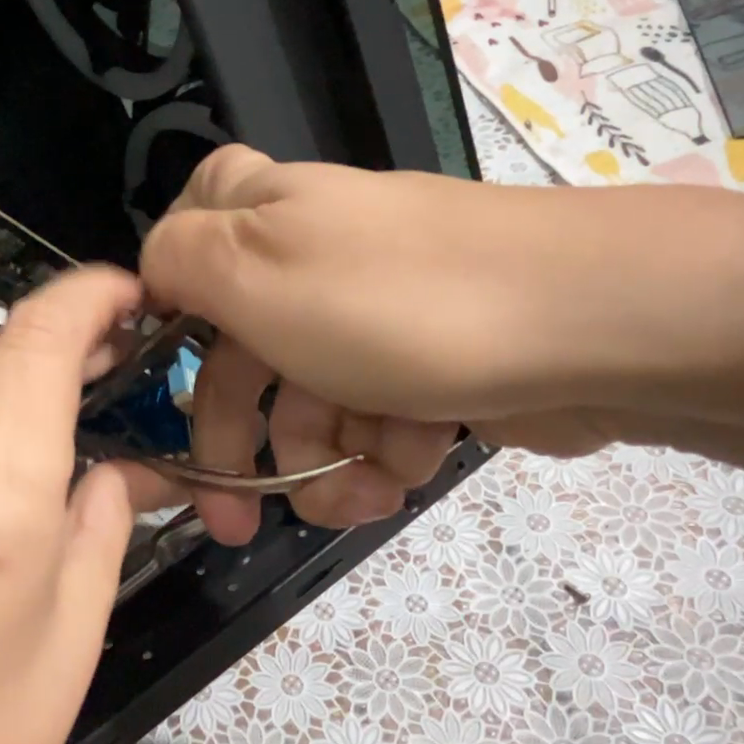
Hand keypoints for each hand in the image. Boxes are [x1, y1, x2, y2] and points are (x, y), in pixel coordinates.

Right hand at [140, 144, 687, 543]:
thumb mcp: (254, 272)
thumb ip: (177, 258)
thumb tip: (146, 269)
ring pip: (308, 402)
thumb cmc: (395, 305)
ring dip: (326, 463)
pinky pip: (373, 417)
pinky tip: (410, 466)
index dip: (167, 312)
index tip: (162, 377)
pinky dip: (384, 452)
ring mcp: (372, 316)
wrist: (597, 326)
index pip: (184, 240)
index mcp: (262, 221)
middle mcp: (312, 260)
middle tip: (235, 523)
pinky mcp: (427, 363)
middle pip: (240, 359)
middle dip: (241, 447)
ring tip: (364, 496)